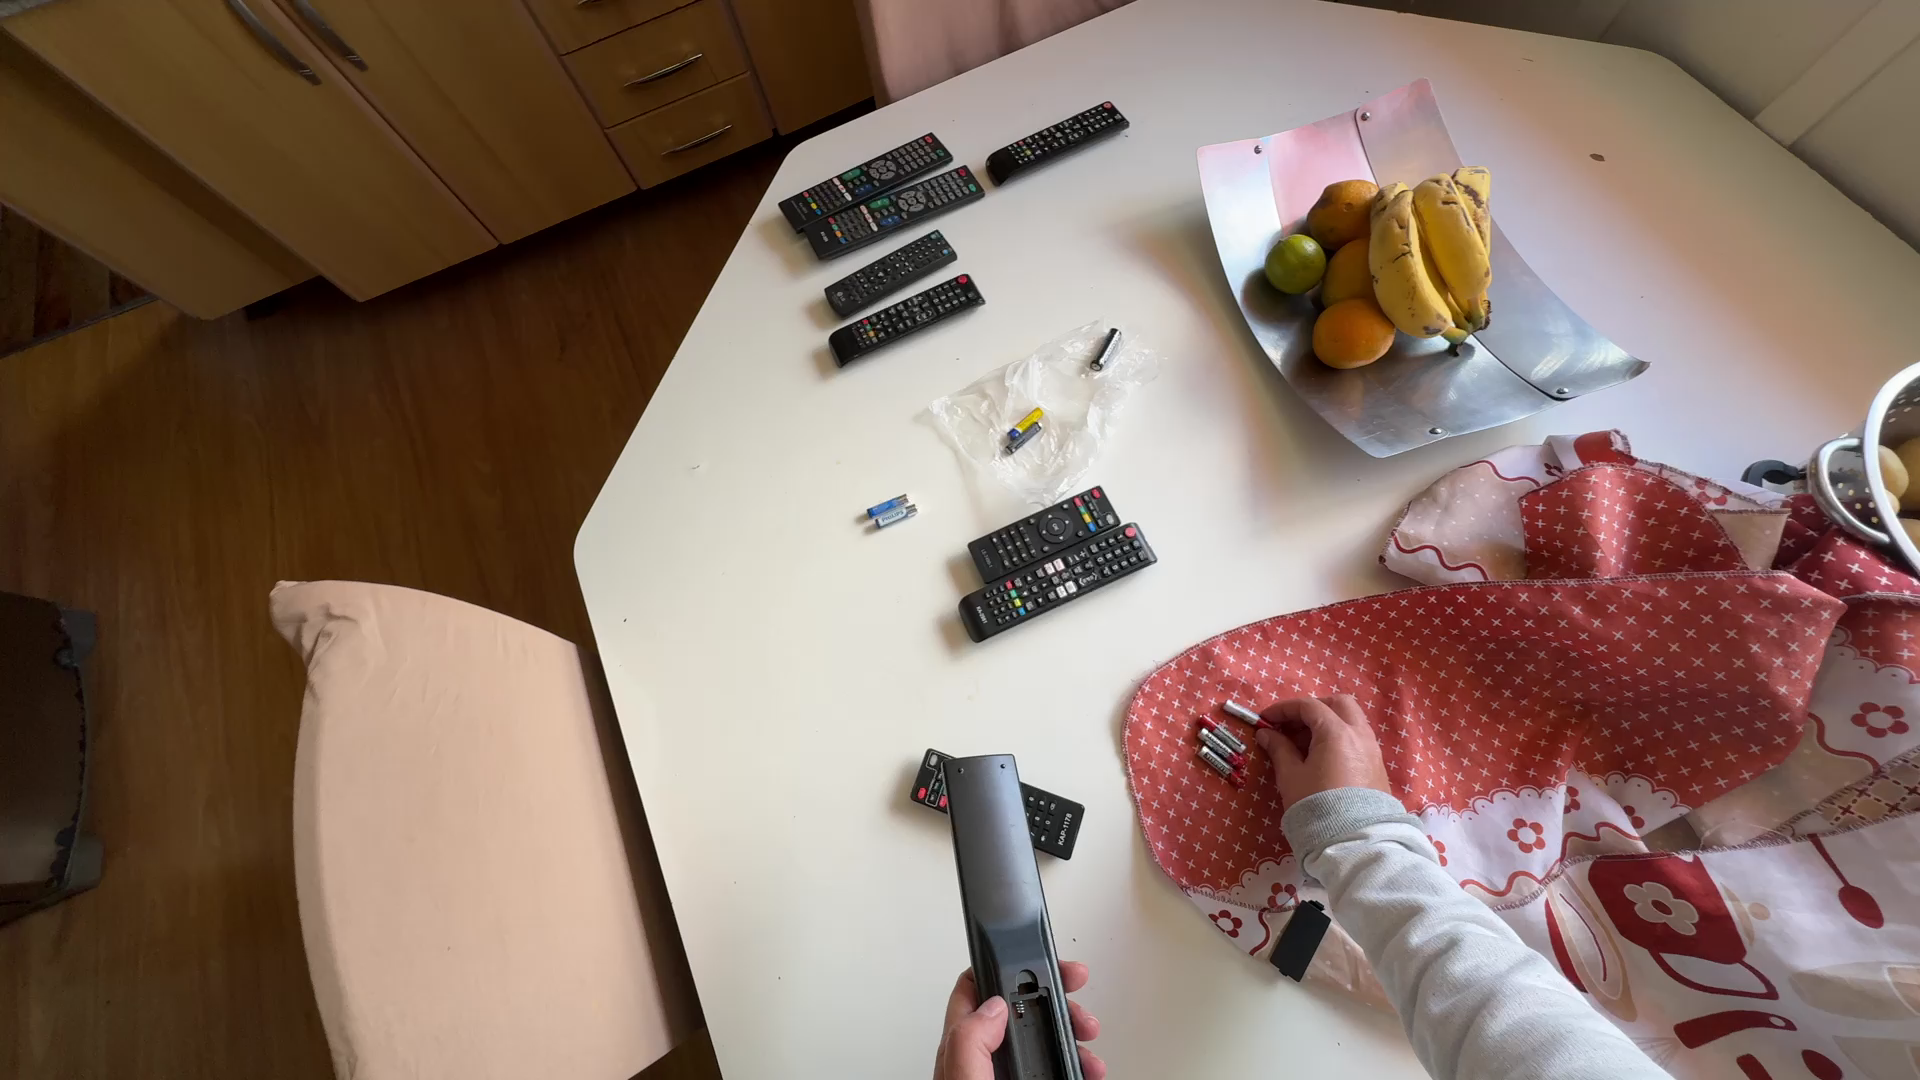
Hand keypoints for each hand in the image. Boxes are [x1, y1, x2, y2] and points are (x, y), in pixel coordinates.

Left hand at [933, 962, 1105, 1079]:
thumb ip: (970, 1042)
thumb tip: (991, 1004)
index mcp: (962, 1051)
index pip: (974, 991)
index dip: (1004, 967)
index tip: (1039, 960)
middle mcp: (984, 1066)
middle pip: (1017, 1011)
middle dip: (1052, 1000)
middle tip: (1078, 1002)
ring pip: (1041, 1042)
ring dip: (1070, 1035)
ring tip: (1091, 1042)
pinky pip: (1055, 1071)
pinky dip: (1075, 1066)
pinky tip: (1090, 1070)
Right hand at [1256, 695, 1392, 804]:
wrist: (1356, 843)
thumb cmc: (1317, 805)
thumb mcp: (1290, 775)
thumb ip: (1278, 749)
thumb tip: (1267, 734)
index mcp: (1337, 732)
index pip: (1308, 706)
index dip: (1283, 709)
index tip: (1265, 720)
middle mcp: (1360, 735)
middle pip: (1338, 704)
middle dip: (1312, 708)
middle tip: (1291, 724)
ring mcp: (1372, 751)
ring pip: (1351, 721)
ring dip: (1326, 723)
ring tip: (1302, 744)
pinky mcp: (1377, 768)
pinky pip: (1357, 740)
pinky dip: (1338, 738)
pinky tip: (1321, 758)